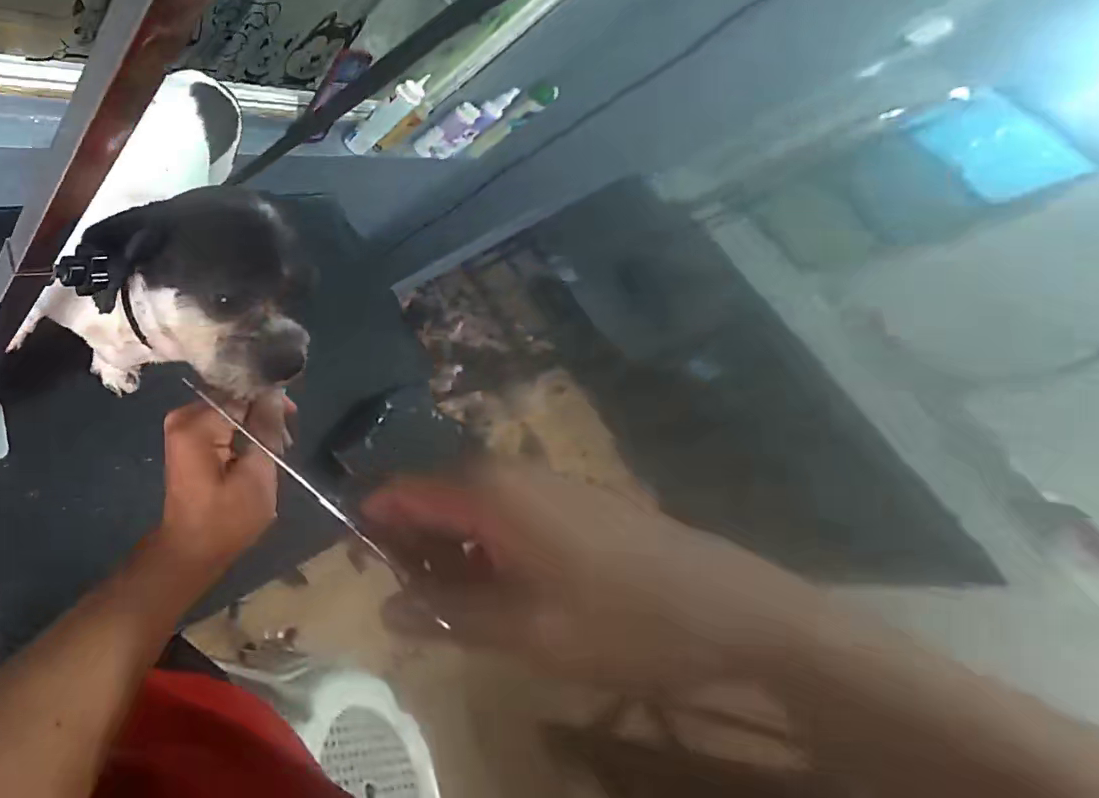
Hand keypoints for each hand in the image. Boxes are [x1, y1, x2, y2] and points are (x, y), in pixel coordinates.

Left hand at [149, 394, 294, 579]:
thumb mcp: (256, 477)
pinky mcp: (186, 437)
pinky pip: (219, 422)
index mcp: (195, 425)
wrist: (191, 550)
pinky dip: (240, 433)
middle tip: (287, 437)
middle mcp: (183, 417)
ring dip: (253, 424)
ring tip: (276, 447)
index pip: (241, 395)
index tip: (293, 415)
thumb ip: (266, 430)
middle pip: (233, 400)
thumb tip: (275, 393)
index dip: (269, 401)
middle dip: (262, 414)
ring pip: (229, 410)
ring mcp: (181, 426)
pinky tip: (257, 450)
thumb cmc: (226, 521)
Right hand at [363, 462, 827, 689]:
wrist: (736, 608)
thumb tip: (387, 609)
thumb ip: (447, 614)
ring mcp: (536, 477)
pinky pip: (499, 507)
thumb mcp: (526, 630)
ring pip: (464, 503)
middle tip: (415, 599)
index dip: (372, 524)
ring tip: (460, 602)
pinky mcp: (562, 493)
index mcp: (483, 489)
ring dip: (449, 547)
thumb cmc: (621, 617)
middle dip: (411, 543)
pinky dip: (484, 542)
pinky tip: (506, 587)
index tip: (363, 566)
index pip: (400, 491)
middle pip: (429, 495)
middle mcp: (501, 469)